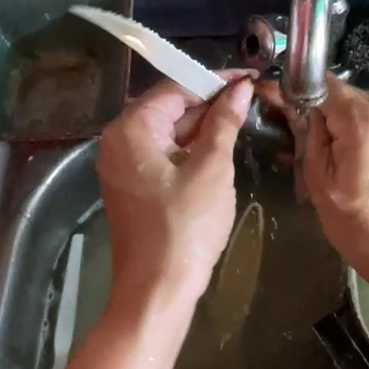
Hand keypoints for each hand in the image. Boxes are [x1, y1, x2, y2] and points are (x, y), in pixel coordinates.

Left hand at [96, 77, 253, 306]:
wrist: (157, 290)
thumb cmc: (185, 226)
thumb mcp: (212, 169)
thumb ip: (224, 123)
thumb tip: (240, 89)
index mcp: (130, 129)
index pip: (175, 87)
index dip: (214, 80)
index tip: (249, 78)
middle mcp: (118, 141)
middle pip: (168, 107)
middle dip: (209, 102)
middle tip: (250, 97)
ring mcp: (122, 165)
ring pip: (167, 131)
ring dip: (202, 126)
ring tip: (242, 117)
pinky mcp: (132, 186)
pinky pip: (162, 154)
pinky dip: (190, 148)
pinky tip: (219, 147)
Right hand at [295, 78, 368, 281]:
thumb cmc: (356, 224)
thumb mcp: (318, 180)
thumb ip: (307, 134)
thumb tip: (294, 104)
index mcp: (364, 123)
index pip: (323, 84)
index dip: (297, 89)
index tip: (275, 99)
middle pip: (341, 92)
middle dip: (315, 105)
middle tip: (289, 126)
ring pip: (356, 104)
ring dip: (334, 117)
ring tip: (315, 143)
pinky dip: (353, 126)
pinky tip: (341, 150)